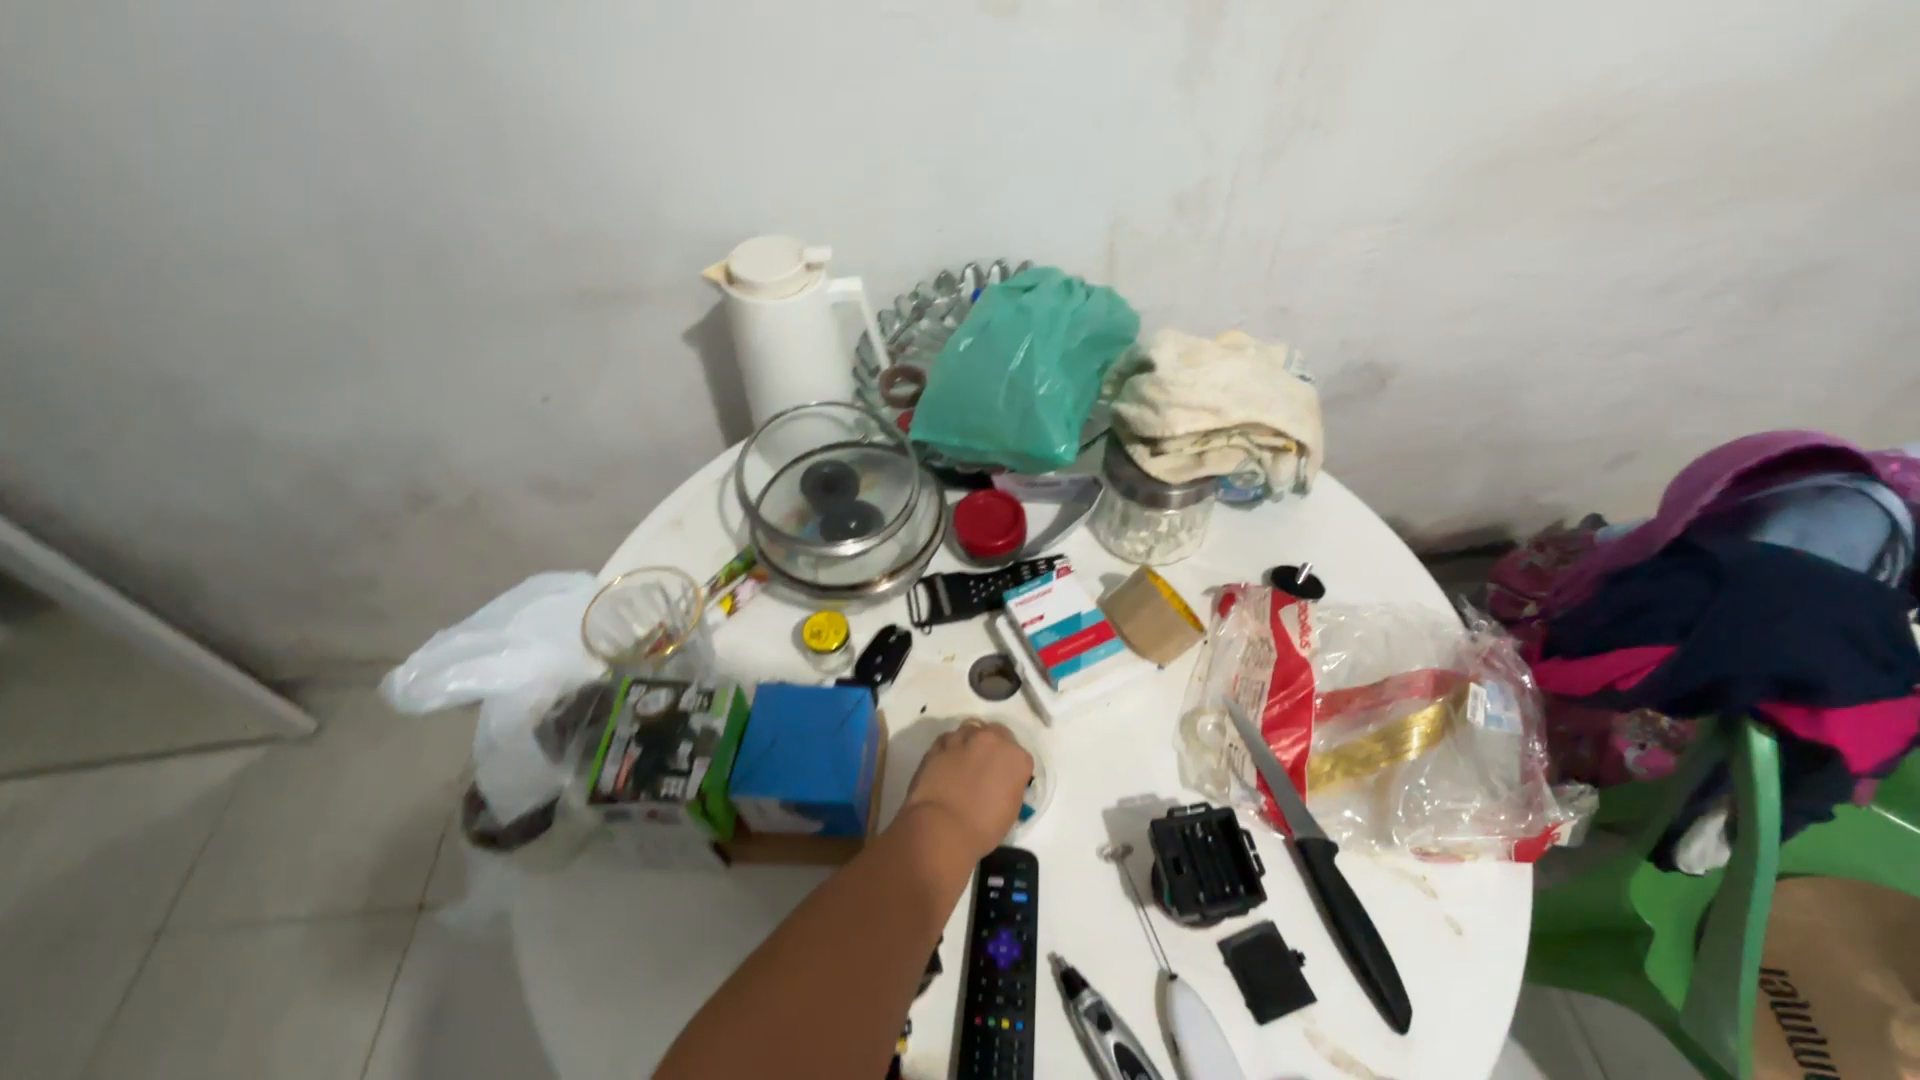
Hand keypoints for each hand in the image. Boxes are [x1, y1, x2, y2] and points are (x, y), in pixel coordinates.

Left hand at [899, 719, 1033, 860]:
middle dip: (994, 746)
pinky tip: (947, 763)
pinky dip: (950, 748)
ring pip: (971, 731)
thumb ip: (1010, 786)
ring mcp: (964, 738)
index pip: (1020, 756)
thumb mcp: (1011, 809)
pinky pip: (949, 739)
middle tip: (985, 767)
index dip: (1011, 768)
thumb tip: (1000, 782)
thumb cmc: (983, 828)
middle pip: (997, 733)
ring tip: (964, 762)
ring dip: (971, 743)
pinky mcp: (939, 744)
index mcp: (1017, 758)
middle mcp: (993, 740)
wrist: (942, 827)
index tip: (1004, 781)